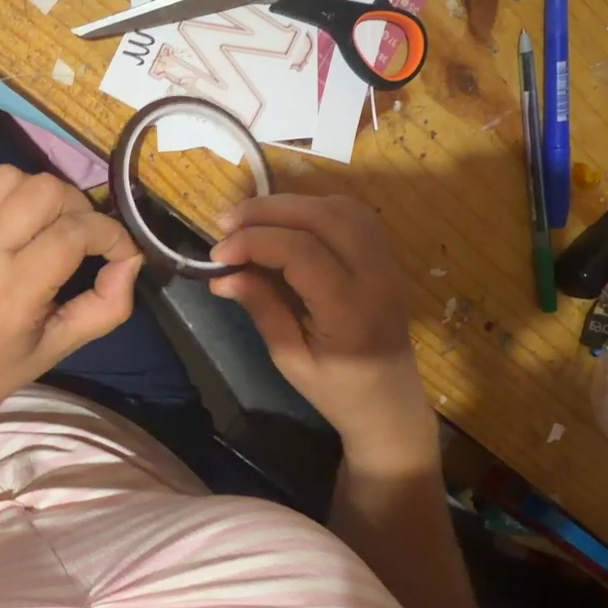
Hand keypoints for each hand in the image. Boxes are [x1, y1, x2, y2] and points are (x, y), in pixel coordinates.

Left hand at [0, 166, 143, 411]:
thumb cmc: (0, 365)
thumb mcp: (61, 347)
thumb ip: (106, 307)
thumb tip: (131, 261)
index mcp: (12, 295)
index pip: (72, 235)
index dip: (110, 234)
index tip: (120, 250)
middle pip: (44, 191)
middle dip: (78, 206)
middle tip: (83, 234)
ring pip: (9, 175)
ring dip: (39, 192)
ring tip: (47, 222)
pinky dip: (2, 190)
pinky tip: (10, 218)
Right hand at [209, 194, 423, 450]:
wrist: (389, 403)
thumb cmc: (335, 390)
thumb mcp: (289, 358)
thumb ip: (261, 308)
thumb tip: (221, 275)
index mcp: (350, 310)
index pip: (301, 251)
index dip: (254, 242)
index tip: (217, 254)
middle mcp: (377, 276)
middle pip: (323, 216)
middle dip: (269, 211)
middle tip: (226, 222)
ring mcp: (389, 262)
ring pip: (341, 208)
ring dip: (292, 204)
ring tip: (252, 219)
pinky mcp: (388, 258)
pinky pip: (354, 216)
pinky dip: (315, 209)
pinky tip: (287, 223)